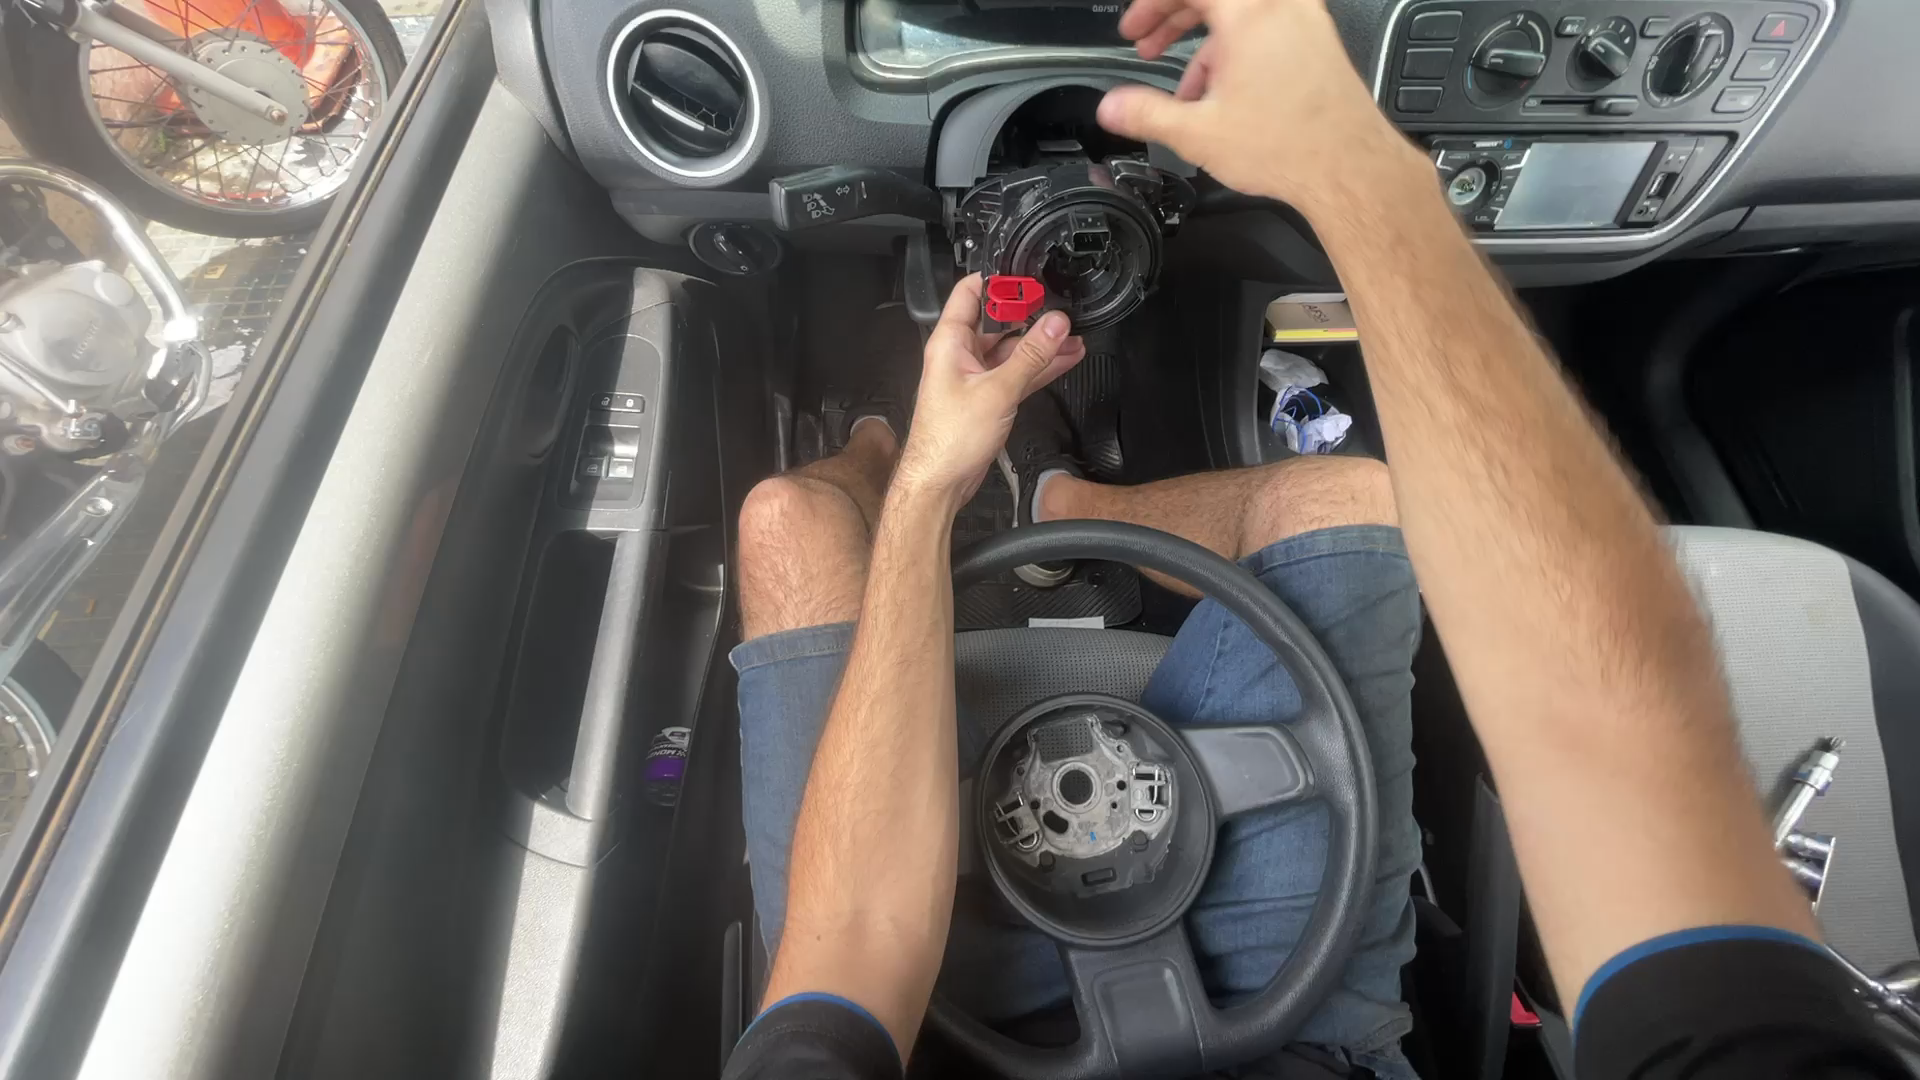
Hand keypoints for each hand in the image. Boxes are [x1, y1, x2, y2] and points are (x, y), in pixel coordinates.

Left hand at [894, 275, 1084, 503]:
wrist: (940, 482)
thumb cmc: (947, 440)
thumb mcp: (997, 391)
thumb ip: (1030, 356)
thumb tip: (1055, 324)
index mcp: (950, 343)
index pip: (970, 292)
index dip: (998, 279)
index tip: (1028, 276)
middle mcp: (959, 357)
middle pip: (997, 322)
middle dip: (1029, 316)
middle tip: (1060, 308)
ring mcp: (974, 378)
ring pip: (1011, 351)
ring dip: (1040, 345)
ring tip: (1072, 335)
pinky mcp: (986, 399)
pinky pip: (1015, 375)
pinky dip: (1037, 368)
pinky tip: (1063, 360)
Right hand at [1097, 0, 1426, 213]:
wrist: (1342, 164)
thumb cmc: (1285, 145)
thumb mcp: (1196, 133)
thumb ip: (1146, 114)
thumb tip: (1111, 107)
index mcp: (1247, 14)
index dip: (1152, 4)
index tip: (1134, 29)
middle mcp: (1279, 6)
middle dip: (1172, 17)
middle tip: (1147, 46)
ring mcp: (1301, 19)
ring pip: (1238, 14)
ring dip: (1202, 44)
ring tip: (1184, 92)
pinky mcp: (1313, 40)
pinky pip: (1262, 30)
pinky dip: (1233, 52)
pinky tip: (1221, 96)